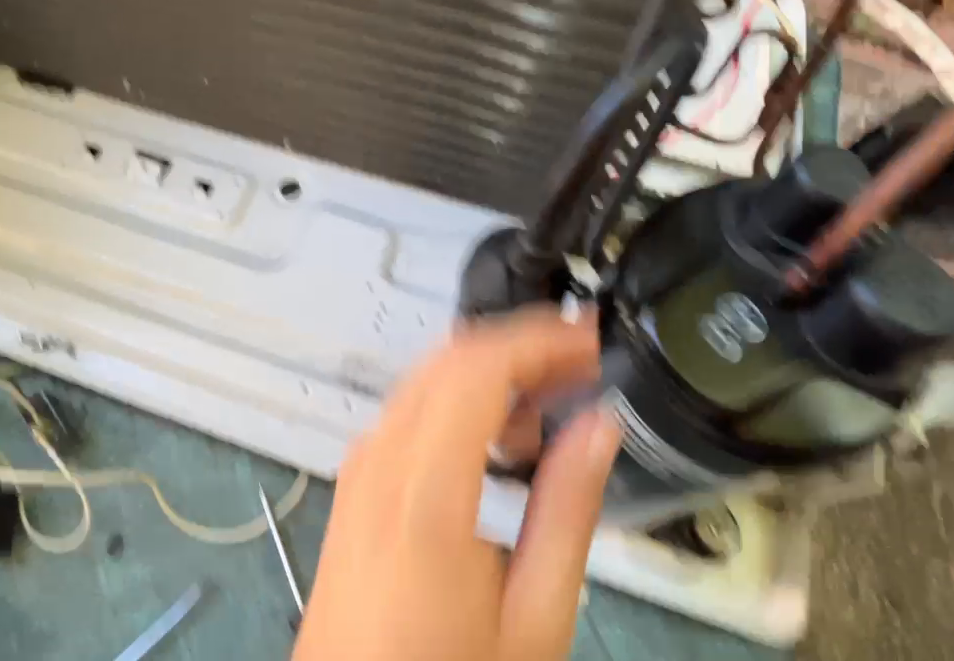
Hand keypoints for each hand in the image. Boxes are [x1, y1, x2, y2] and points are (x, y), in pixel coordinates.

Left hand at [293, 309, 622, 660]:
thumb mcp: (532, 617)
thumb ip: (566, 511)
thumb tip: (598, 426)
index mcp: (426, 492)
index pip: (477, 367)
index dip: (538, 337)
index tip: (589, 337)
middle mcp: (381, 461)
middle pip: (450, 357)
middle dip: (520, 344)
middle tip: (580, 362)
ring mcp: (360, 467)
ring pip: (427, 375)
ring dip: (490, 368)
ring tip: (551, 402)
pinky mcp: (355, 480)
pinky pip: (409, 406)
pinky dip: (459, 396)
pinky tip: (497, 437)